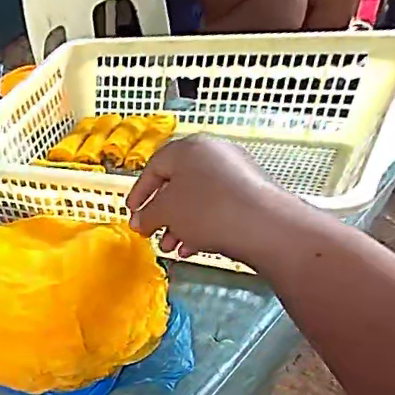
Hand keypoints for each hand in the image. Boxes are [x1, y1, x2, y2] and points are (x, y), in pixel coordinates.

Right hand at [127, 135, 315, 267]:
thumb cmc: (208, 210)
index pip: (155, 166)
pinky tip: (194, 246)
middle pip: (178, 183)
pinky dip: (202, 225)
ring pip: (198, 198)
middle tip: (153, 232)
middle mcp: (214, 153)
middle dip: (163, 212)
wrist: (262, 225)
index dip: (140, 191)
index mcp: (189, 147)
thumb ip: (148, 215)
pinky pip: (217, 207)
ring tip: (173, 246)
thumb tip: (140, 220)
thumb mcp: (167, 212)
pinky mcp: (251, 194)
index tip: (133, 211)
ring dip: (181, 223)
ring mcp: (236, 173)